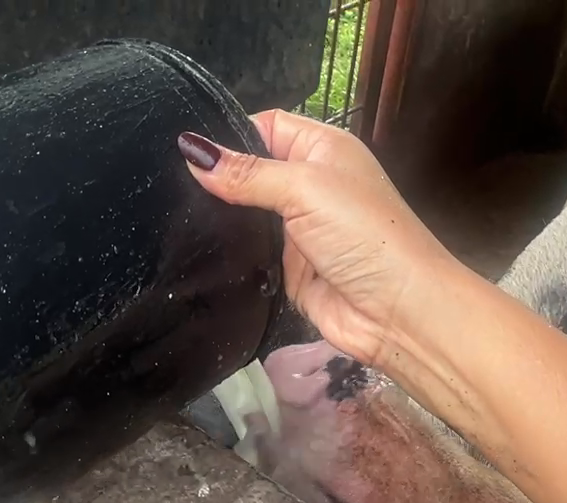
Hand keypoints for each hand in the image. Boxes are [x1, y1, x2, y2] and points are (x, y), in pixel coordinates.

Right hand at [180, 111, 465, 368]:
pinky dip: (233, 260)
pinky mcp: (289, 274)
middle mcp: (309, 188)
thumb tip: (191, 151)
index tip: (184, 152)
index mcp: (321, 150)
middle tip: (170, 191)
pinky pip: (252, 260)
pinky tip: (199, 258)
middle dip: (218, 182)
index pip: (265, 126)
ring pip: (248, 221)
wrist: (396, 312)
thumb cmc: (363, 236)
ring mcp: (298, 233)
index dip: (228, 134)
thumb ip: (249, 174)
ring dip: (223, 224)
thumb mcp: (305, 189)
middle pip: (252, 174)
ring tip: (176, 223)